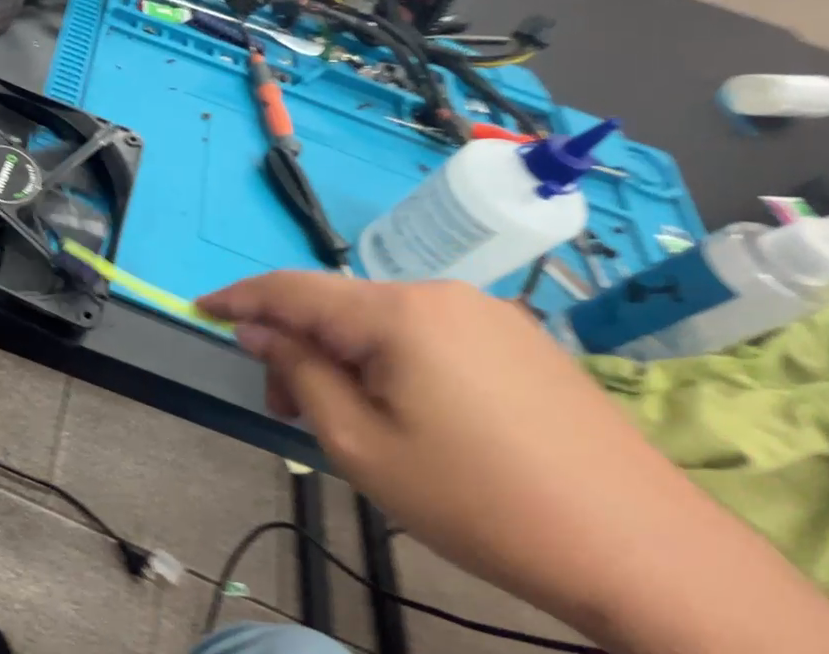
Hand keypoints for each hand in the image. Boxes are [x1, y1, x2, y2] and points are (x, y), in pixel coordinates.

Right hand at [197, 272, 817, 648]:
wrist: (642, 551)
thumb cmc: (477, 499)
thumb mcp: (358, 444)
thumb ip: (297, 373)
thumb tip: (259, 331)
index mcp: (397, 311)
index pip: (291, 288)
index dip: (237, 298)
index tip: (197, 309)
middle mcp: (442, 294)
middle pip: (338, 305)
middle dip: (297, 346)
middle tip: (284, 410)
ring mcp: (489, 315)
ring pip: (382, 322)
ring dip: (343, 358)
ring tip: (344, 420)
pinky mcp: (521, 342)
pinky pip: (428, 335)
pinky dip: (390, 361)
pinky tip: (403, 412)